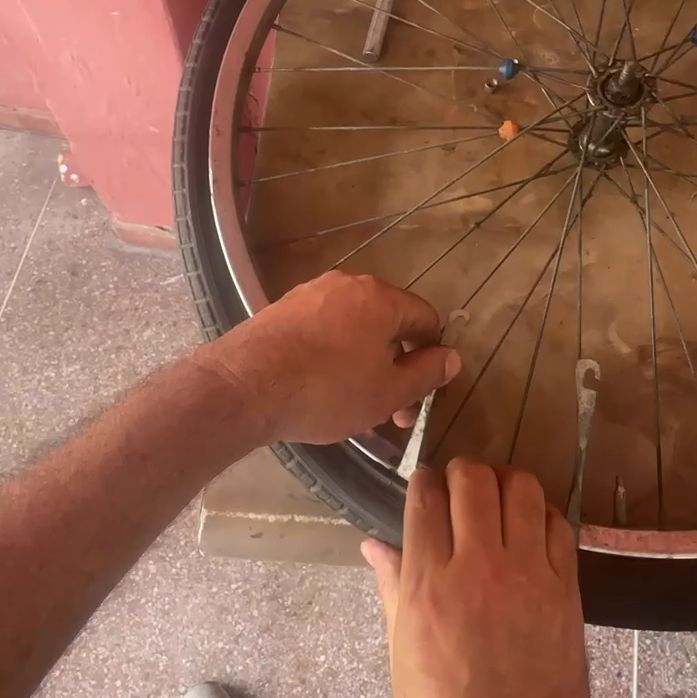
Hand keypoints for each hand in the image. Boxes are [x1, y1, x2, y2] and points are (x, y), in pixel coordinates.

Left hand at [190, 271, 461, 445]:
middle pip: (388, 322)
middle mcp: (348, 285)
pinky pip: (323, 330)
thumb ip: (426, 373)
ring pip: (354, 328)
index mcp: (381, 298)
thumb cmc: (327, 390)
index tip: (421, 392)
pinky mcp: (282, 310)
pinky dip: (332, 356)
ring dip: (364, 363)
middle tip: (392, 412)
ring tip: (355, 406)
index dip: (432, 355)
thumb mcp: (388, 392)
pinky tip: (320, 389)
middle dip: (396, 366)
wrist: (244, 384)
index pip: (426, 318)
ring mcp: (311, 294)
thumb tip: (451, 357)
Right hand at [363, 459, 589, 697]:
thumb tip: (372, 544)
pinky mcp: (566, 592)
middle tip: (462, 486)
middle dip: (463, 471)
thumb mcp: (402, 652)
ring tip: (499, 498)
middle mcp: (477, 570)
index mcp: (428, 586)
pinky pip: (560, 526)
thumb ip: (392, 586)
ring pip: (522, 488)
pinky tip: (532, 528)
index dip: (424, 479)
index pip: (425, 497)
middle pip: (474, 479)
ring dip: (506, 482)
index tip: (426, 481)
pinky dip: (544, 515)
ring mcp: (527, 577)